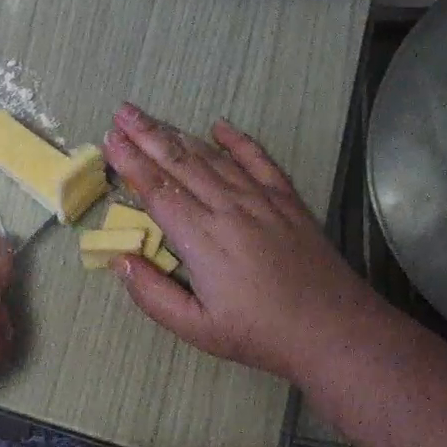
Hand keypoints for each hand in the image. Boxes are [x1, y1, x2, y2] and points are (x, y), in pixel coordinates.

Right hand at [101, 104, 392, 378]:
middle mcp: (228, 210)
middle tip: (122, 111)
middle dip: (147, 135)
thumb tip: (119, 260)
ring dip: (178, 134)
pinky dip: (239, 141)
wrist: (337, 333)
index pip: (156, 190)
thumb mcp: (194, 328)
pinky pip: (260, 162)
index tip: (109, 139)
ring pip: (213, 158)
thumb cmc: (259, 334)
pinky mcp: (288, 203)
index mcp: (201, 239)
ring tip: (151, 117)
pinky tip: (220, 126)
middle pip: (180, 163)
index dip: (130, 163)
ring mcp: (261, 202)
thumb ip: (152, 294)